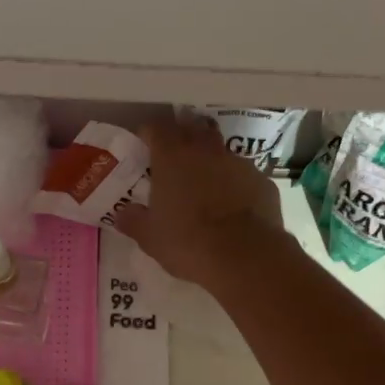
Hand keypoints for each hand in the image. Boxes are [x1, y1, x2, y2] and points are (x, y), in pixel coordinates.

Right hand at [114, 119, 282, 287]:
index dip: (149, 134)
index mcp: (172, 157)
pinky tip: (234, 207)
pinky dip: (236, 185)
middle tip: (177, 157)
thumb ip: (134, 221)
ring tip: (207, 186)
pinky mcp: (262, 181)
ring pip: (222, 152)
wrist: (245, 256)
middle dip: (184, 136)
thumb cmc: (188, 242)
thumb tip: (122, 213)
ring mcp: (238, 163)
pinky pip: (244, 176)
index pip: (156, 128)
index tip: (144, 146)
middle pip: (193, 128)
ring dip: (212, 162)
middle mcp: (206, 151)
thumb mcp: (151, 238)